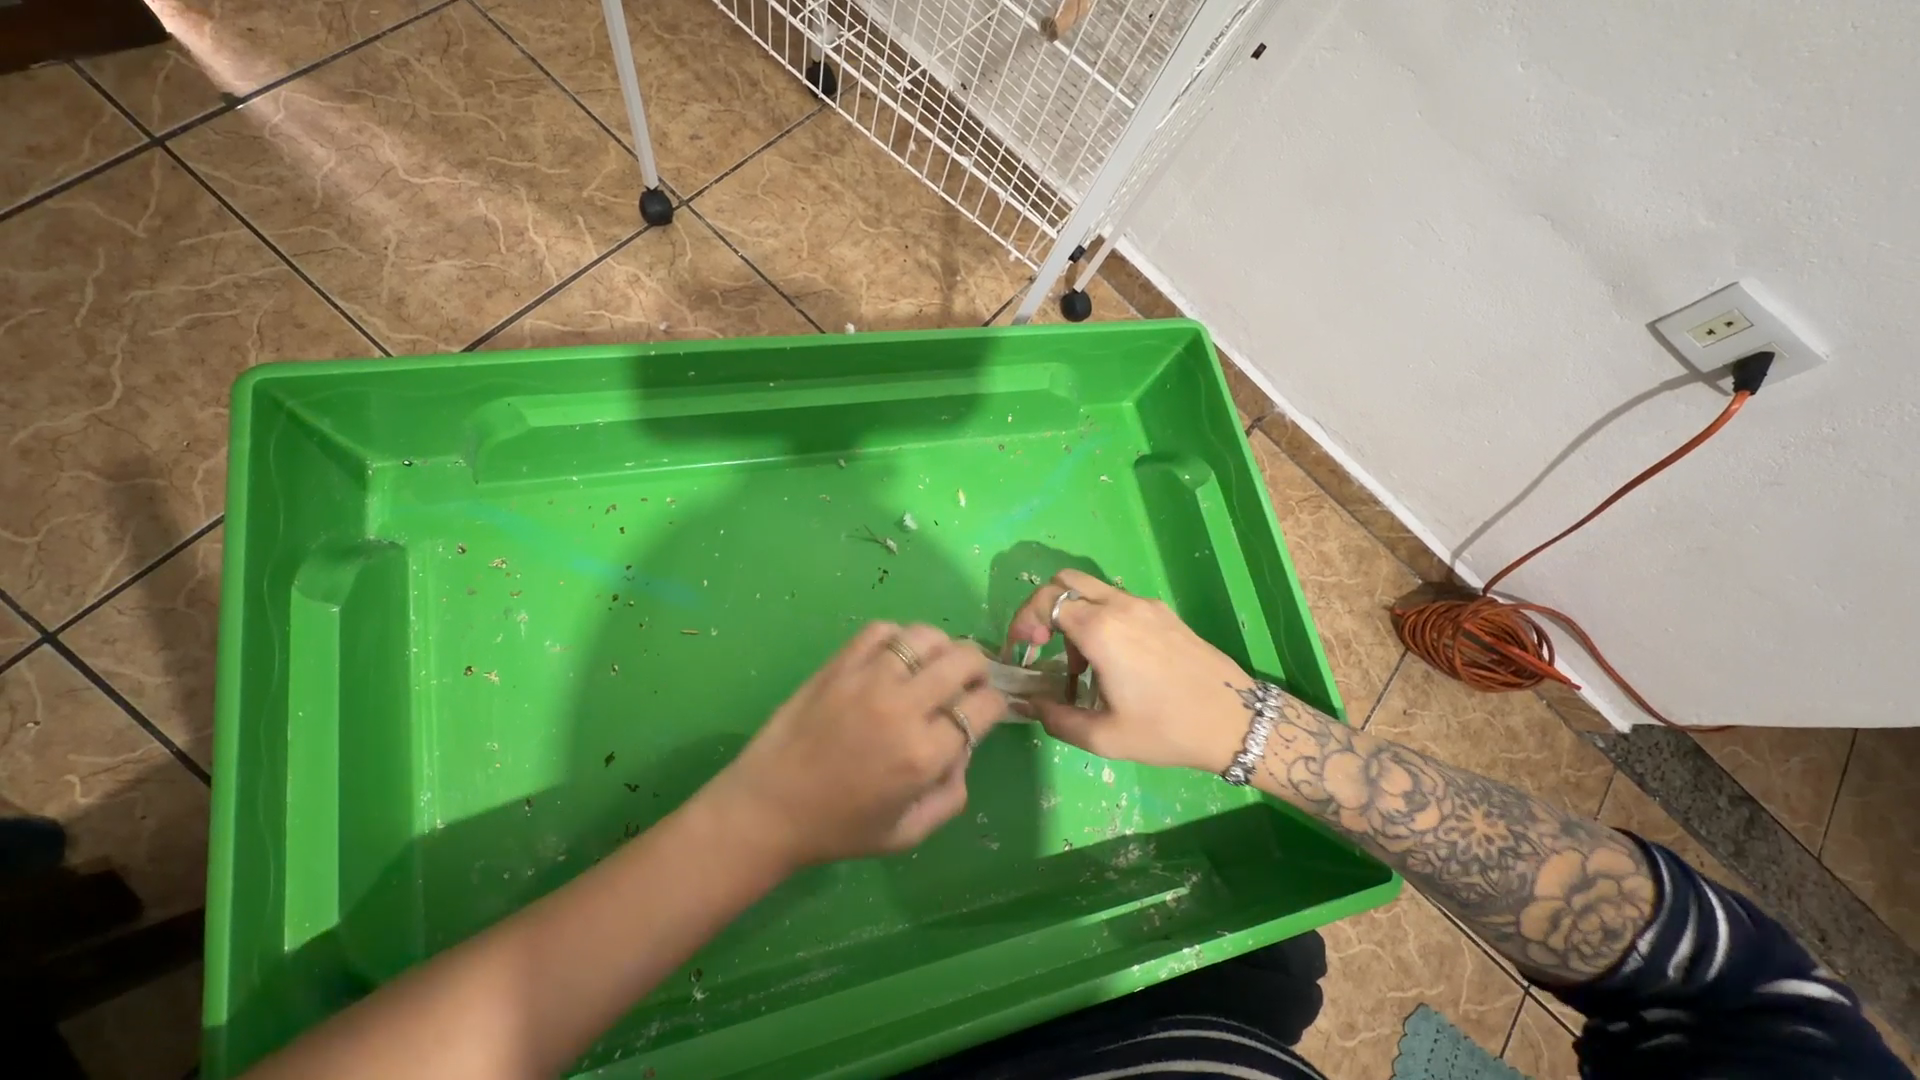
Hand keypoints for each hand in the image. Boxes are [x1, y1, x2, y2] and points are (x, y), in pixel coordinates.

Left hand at [705, 622, 1005, 866]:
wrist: (768, 808)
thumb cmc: (840, 828)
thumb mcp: (909, 832)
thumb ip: (952, 793)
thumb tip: (964, 747)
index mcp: (925, 754)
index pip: (986, 704)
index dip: (995, 704)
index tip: (984, 710)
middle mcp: (903, 707)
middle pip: (965, 659)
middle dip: (977, 669)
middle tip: (966, 684)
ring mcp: (868, 679)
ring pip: (927, 636)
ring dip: (941, 648)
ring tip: (932, 666)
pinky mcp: (839, 665)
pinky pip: (882, 630)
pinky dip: (899, 638)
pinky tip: (894, 659)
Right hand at [1006, 570, 1251, 771]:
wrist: (1235, 722)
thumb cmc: (1167, 730)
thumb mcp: (1105, 738)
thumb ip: (1056, 719)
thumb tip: (1028, 705)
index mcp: (1101, 630)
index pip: (1047, 602)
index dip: (1023, 621)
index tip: (1021, 649)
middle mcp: (1121, 606)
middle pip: (1066, 582)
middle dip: (1043, 608)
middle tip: (1042, 645)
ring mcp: (1146, 606)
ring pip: (1093, 590)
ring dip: (1074, 616)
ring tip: (1080, 664)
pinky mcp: (1164, 614)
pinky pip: (1119, 602)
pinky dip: (1100, 619)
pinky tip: (1111, 661)